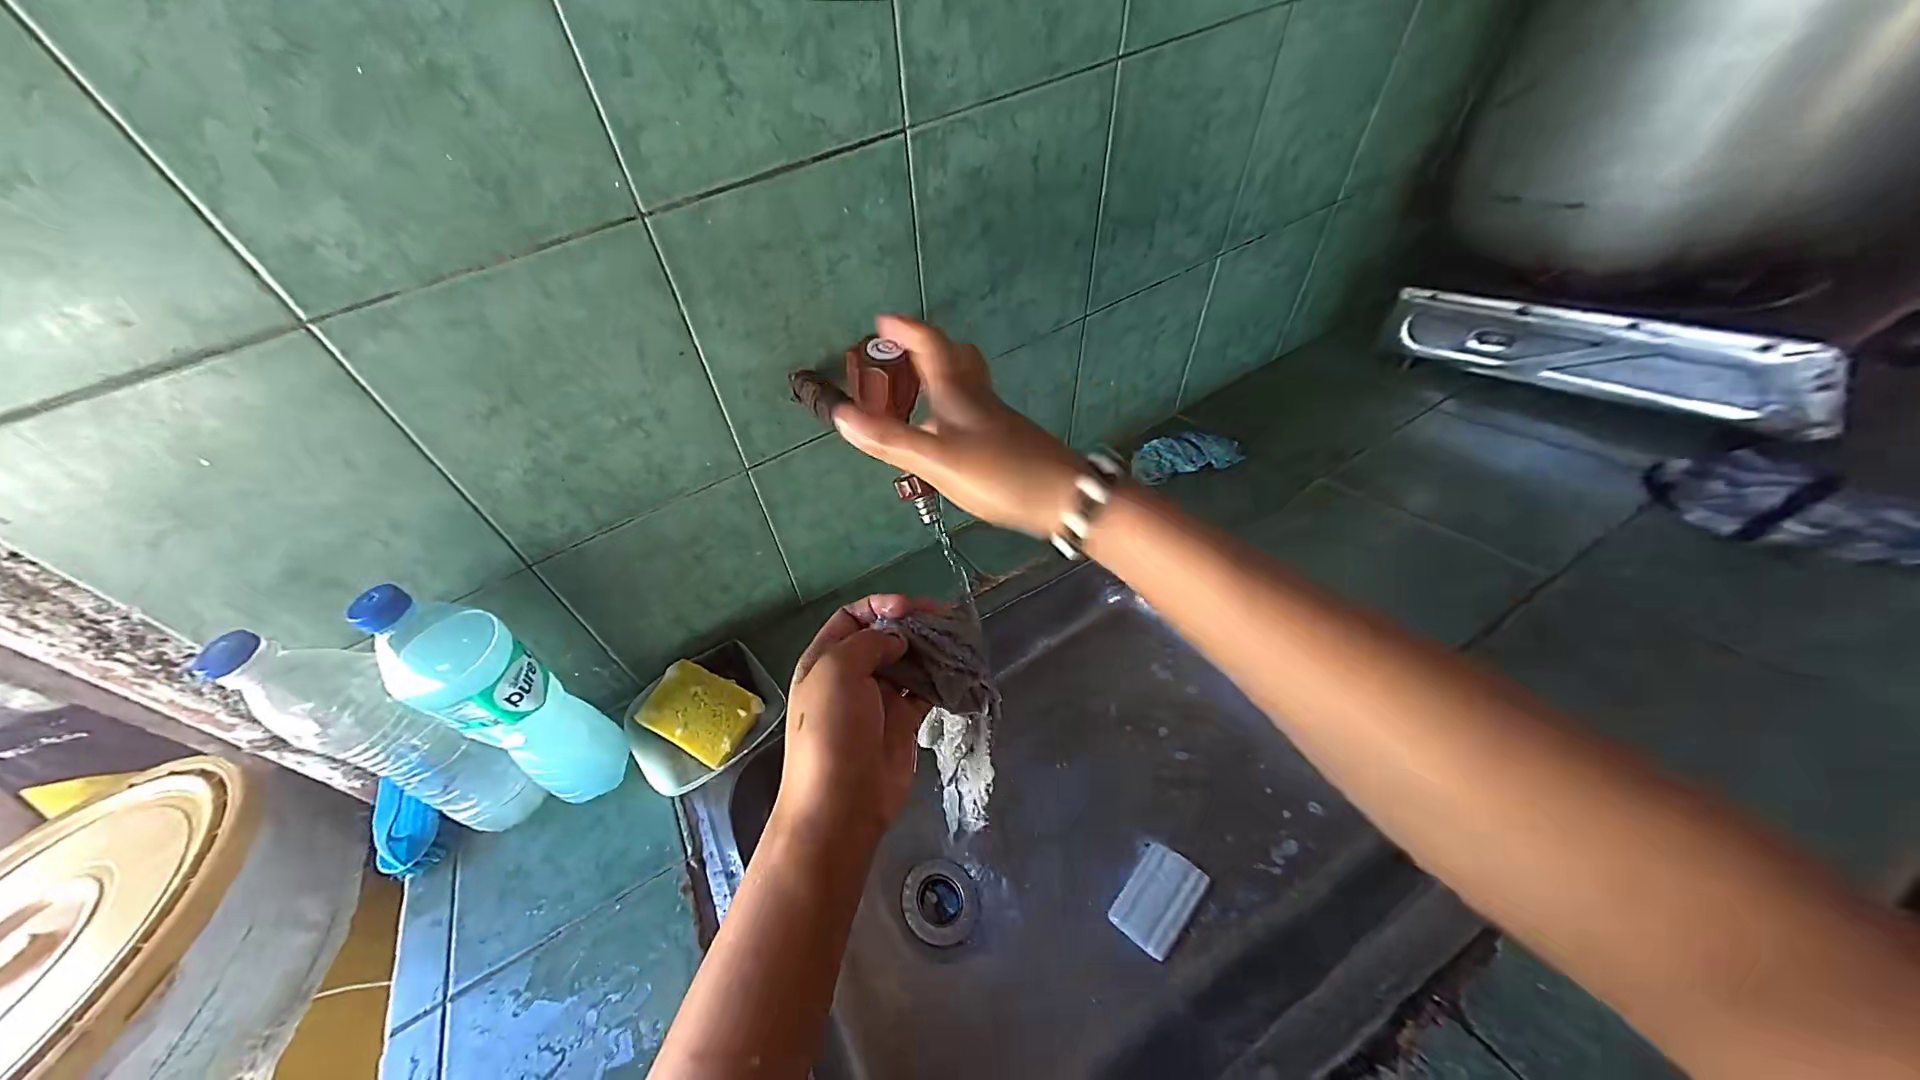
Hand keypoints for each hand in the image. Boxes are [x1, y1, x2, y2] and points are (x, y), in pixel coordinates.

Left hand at [774, 595, 932, 844]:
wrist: (841, 804)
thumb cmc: (831, 731)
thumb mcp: (837, 671)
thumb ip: (869, 642)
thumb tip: (897, 640)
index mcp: (825, 658)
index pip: (852, 616)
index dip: (880, 606)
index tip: (909, 609)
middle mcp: (851, 675)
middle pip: (885, 637)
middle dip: (913, 625)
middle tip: (945, 620)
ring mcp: (878, 699)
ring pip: (909, 662)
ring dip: (931, 650)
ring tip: (958, 640)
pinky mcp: (903, 722)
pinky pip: (925, 691)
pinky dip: (941, 679)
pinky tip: (957, 671)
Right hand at [833, 315, 1084, 536]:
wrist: (1063, 497)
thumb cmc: (999, 474)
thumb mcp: (937, 460)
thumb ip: (891, 440)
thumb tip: (841, 415)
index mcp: (959, 394)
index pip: (931, 346)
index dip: (907, 331)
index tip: (884, 322)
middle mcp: (980, 399)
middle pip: (959, 359)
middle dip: (932, 350)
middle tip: (905, 356)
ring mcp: (999, 420)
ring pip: (970, 386)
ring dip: (944, 380)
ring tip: (920, 396)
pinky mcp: (1010, 442)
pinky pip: (976, 413)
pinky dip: (955, 411)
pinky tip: (949, 438)